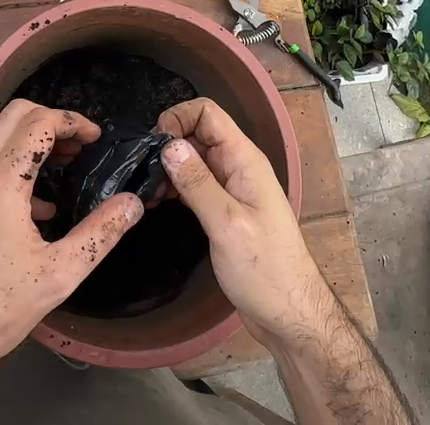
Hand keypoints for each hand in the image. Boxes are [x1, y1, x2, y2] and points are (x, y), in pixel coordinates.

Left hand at [0, 99, 143, 385]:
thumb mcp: (59, 275)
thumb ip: (101, 233)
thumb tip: (132, 204)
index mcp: (1, 183)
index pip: (40, 122)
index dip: (73, 122)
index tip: (94, 137)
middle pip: (14, 115)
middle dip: (51, 120)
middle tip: (77, 147)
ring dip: (28, 141)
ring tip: (59, 170)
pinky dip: (6, 163)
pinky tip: (26, 205)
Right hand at [157, 97, 338, 349]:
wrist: (289, 315)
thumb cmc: (265, 270)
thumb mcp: (227, 225)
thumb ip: (198, 183)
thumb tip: (168, 144)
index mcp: (245, 160)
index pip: (208, 114)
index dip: (178, 118)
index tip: (152, 144)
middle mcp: (238, 166)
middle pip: (197, 134)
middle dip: (167, 145)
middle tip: (140, 172)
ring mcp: (231, 188)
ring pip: (193, 159)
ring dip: (167, 169)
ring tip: (143, 191)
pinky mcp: (223, 209)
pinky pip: (195, 184)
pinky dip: (174, 187)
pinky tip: (155, 202)